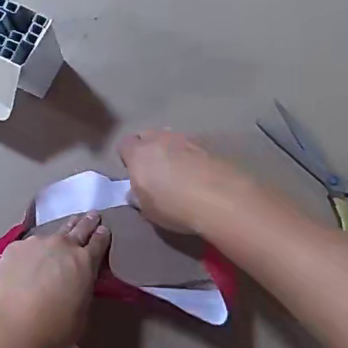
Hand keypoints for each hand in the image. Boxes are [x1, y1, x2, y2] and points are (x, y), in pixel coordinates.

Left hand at [0, 214, 109, 347]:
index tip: (104, 230)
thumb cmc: (53, 329)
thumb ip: (83, 293)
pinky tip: (29, 259)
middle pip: (79, 227)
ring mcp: (37, 243)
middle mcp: (63, 245)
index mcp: (85, 262)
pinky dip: (33, 250)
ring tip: (61, 234)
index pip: (99, 242)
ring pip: (53, 233)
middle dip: (88, 221)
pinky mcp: (15, 247)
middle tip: (92, 215)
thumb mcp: (82, 315)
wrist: (10, 325)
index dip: (102, 235)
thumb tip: (77, 287)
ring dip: (60, 233)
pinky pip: (29, 246)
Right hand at [117, 130, 255, 234]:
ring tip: (182, 173)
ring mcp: (187, 139)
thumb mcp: (148, 210)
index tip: (134, 173)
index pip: (124, 145)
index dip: (128, 158)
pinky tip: (201, 175)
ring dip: (173, 152)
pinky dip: (193, 157)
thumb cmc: (175, 208)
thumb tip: (136, 190)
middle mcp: (160, 139)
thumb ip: (138, 195)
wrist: (222, 200)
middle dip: (149, 149)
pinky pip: (194, 148)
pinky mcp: (210, 145)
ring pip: (172, 140)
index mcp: (139, 154)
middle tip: (156, 172)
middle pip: (148, 136)